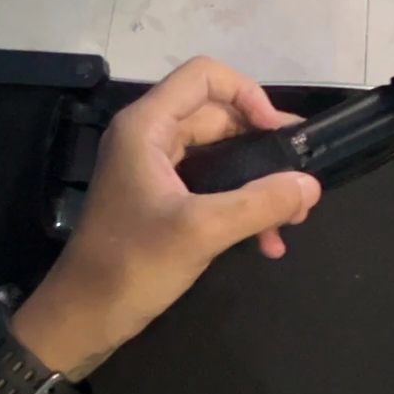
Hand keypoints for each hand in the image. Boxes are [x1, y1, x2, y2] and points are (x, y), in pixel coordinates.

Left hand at [12, 58, 322, 378]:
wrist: (83, 318)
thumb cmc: (131, 266)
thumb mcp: (201, 231)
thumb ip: (259, 203)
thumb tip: (311, 185)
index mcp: (146, 126)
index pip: (203, 75)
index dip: (247, 93)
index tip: (276, 135)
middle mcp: (149, 138)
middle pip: (217, 117)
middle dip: (262, 149)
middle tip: (300, 184)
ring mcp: (153, 171)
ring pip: (219, 157)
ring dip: (256, 184)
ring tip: (293, 220)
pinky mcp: (160, 201)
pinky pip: (210, 189)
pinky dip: (239, 208)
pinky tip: (266, 242)